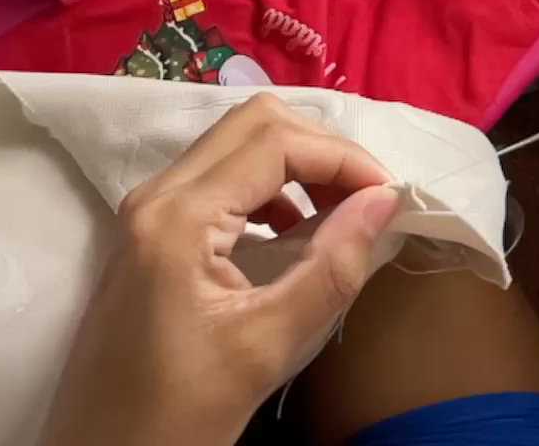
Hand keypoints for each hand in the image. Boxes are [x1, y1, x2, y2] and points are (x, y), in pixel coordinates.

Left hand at [39, 93, 403, 445]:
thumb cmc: (175, 418)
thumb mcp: (265, 349)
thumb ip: (331, 269)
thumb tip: (384, 201)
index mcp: (180, 217)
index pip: (274, 142)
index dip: (340, 156)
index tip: (387, 193)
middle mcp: (159, 192)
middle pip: (254, 122)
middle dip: (319, 148)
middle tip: (364, 196)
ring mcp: (151, 205)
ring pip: (238, 140)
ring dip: (296, 161)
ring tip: (339, 209)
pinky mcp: (154, 224)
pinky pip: (222, 172)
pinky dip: (270, 183)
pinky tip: (293, 229)